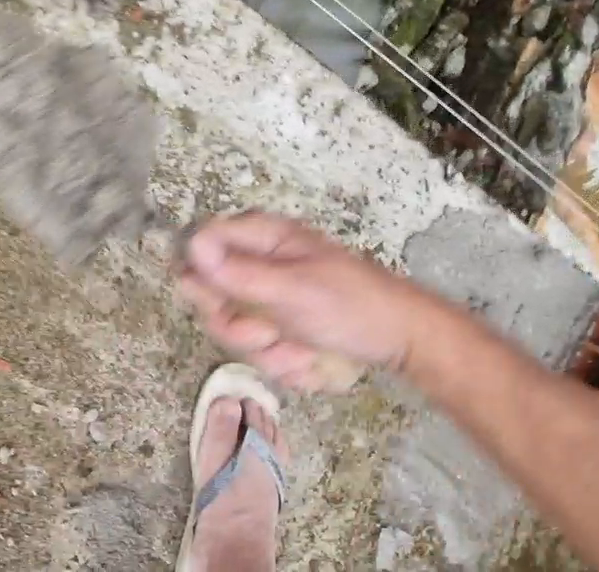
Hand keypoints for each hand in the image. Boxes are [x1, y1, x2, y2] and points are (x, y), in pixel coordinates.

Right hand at [178, 213, 447, 388]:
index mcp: (258, 236)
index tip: (222, 304)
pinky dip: (284, 361)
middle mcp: (255, 261)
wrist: (408, 342)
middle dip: (243, 327)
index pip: (199, 248)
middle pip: (209, 296)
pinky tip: (311, 359)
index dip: (203, 281)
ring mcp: (266, 295)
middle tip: (272, 333)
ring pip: (233, 329)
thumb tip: (190, 246)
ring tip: (303, 351)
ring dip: (268, 351)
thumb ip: (238, 273)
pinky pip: (258, 349)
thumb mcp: (294, 290)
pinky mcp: (278, 324)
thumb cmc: (356, 305)